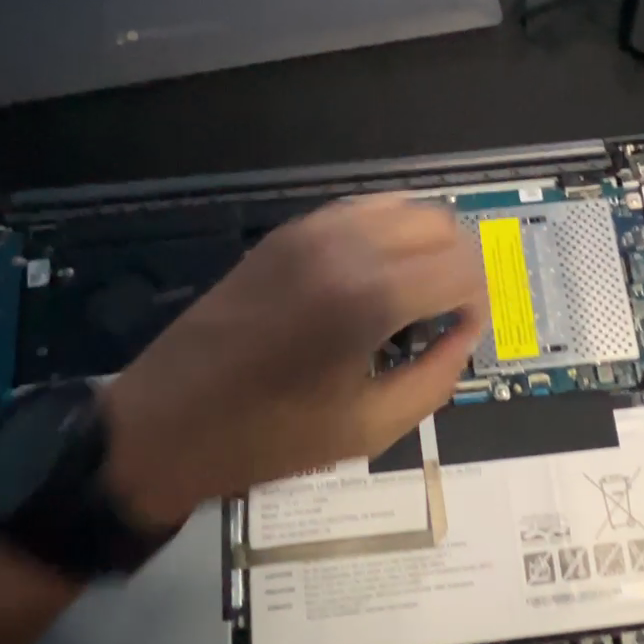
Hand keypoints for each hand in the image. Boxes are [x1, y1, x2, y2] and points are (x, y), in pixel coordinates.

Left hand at [100, 195, 488, 528]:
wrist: (165, 421)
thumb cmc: (267, 437)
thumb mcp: (368, 429)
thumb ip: (436, 378)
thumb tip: (463, 335)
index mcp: (369, 297)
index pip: (463, 268)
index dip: (478, 301)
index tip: (463, 334)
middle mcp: (345, 245)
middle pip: (440, 224)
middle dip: (458, 266)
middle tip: (445, 315)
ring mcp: (311, 231)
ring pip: (402, 206)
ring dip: (424, 244)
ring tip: (412, 295)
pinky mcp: (285, 233)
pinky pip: (359, 211)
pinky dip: (384, 234)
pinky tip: (372, 277)